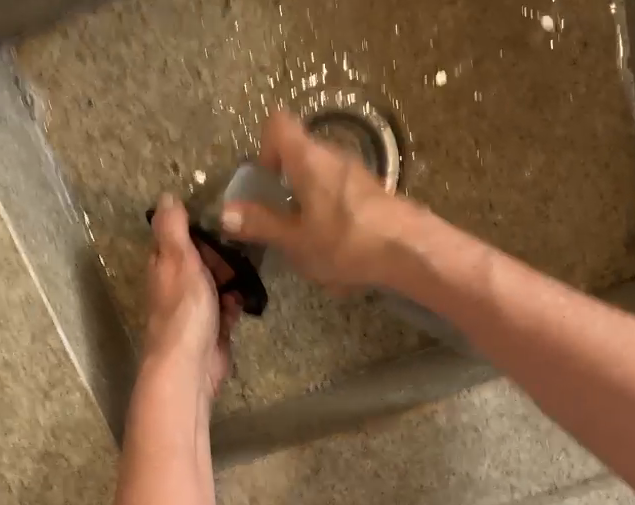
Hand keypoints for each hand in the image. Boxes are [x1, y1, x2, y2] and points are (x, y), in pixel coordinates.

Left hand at [143, 194, 235, 400]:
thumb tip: (166, 196)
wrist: (191, 365)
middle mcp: (178, 285)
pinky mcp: (214, 330)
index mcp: (163, 265)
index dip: (200, 228)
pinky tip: (244, 303)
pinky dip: (236, 305)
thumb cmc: (184, 310)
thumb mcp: (178, 259)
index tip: (225, 219)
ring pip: (219, 284)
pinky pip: (228, 309)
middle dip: (223, 255)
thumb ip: (173, 228)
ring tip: (250, 271)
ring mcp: (196, 309)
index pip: (180, 237)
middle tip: (246, 246)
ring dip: (234, 279)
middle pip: (203, 260)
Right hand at [219, 110, 416, 293]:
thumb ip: (261, 224)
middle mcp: (332, 155)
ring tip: (309, 239)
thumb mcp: (295, 240)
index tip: (264, 181)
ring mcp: (357, 172)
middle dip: (286, 184)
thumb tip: (225, 212)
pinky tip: (337, 247)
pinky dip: (331, 214)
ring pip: (321, 177)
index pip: (277, 124)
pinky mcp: (373, 193)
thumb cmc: (345, 242)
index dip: (264, 147)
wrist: (409, 251)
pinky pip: (341, 195)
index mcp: (307, 158)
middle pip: (300, 153)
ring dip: (309, 202)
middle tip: (282, 220)